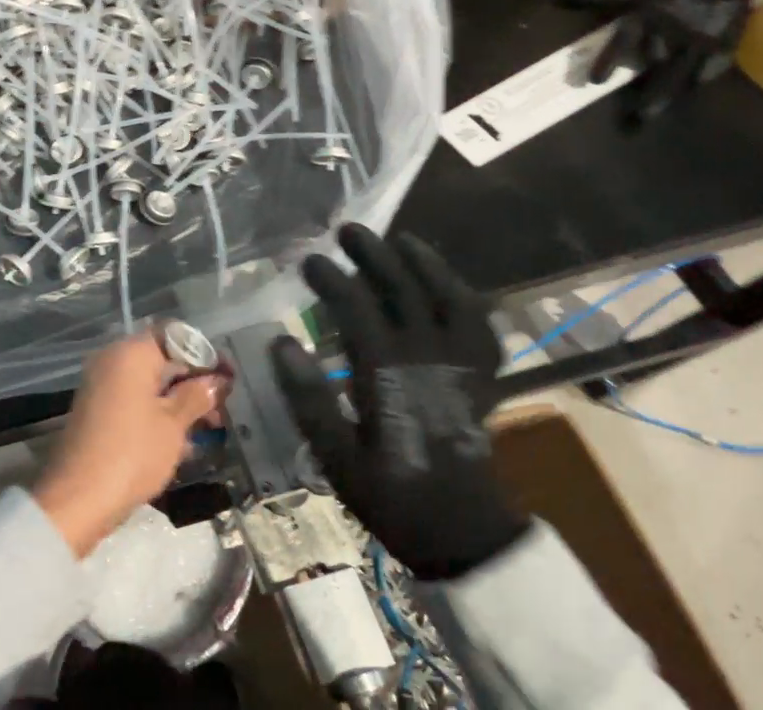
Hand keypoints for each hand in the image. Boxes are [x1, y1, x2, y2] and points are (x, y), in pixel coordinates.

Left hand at [33, 333, 229, 557]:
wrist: (79, 497)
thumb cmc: (132, 453)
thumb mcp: (173, 424)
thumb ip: (197, 396)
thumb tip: (216, 381)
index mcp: (130, 353)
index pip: (174, 336)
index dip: (205, 354)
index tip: (229, 378)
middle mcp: (112, 361)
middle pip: (161, 358)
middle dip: (194, 380)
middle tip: (223, 407)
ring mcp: (101, 386)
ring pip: (149, 383)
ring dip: (179, 400)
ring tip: (209, 427)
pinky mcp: (97, 411)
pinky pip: (134, 401)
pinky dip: (158, 413)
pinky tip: (182, 439)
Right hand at [271, 224, 528, 579]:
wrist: (464, 533)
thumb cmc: (392, 497)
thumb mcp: (337, 458)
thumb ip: (309, 399)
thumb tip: (280, 341)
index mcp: (391, 377)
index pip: (359, 311)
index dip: (333, 280)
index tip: (308, 261)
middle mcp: (430, 360)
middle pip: (405, 291)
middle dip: (375, 256)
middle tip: (347, 230)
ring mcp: (463, 367)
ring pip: (450, 299)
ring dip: (425, 265)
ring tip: (401, 240)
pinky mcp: (481, 379)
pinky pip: (482, 327)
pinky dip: (468, 299)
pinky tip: (452, 287)